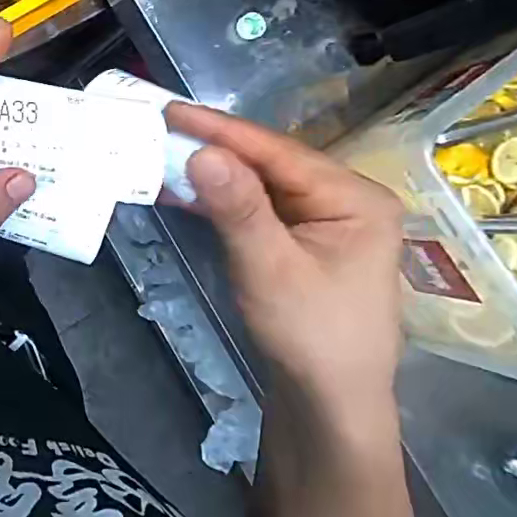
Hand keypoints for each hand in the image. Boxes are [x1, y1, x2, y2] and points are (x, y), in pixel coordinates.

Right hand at [164, 104, 405, 402]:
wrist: (328, 405)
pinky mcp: (303, 238)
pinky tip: (189, 190)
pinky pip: (258, 207)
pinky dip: (223, 200)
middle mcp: (345, 198)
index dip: (222, 130)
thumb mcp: (270, 269)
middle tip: (162, 130)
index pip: (278, 152)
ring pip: (260, 183)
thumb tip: (202, 151)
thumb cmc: (310, 337)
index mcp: (355, 197)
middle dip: (215, 148)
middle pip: (269, 162)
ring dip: (215, 173)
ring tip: (166, 154)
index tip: (173, 111)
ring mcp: (324, 219)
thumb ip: (238, 208)